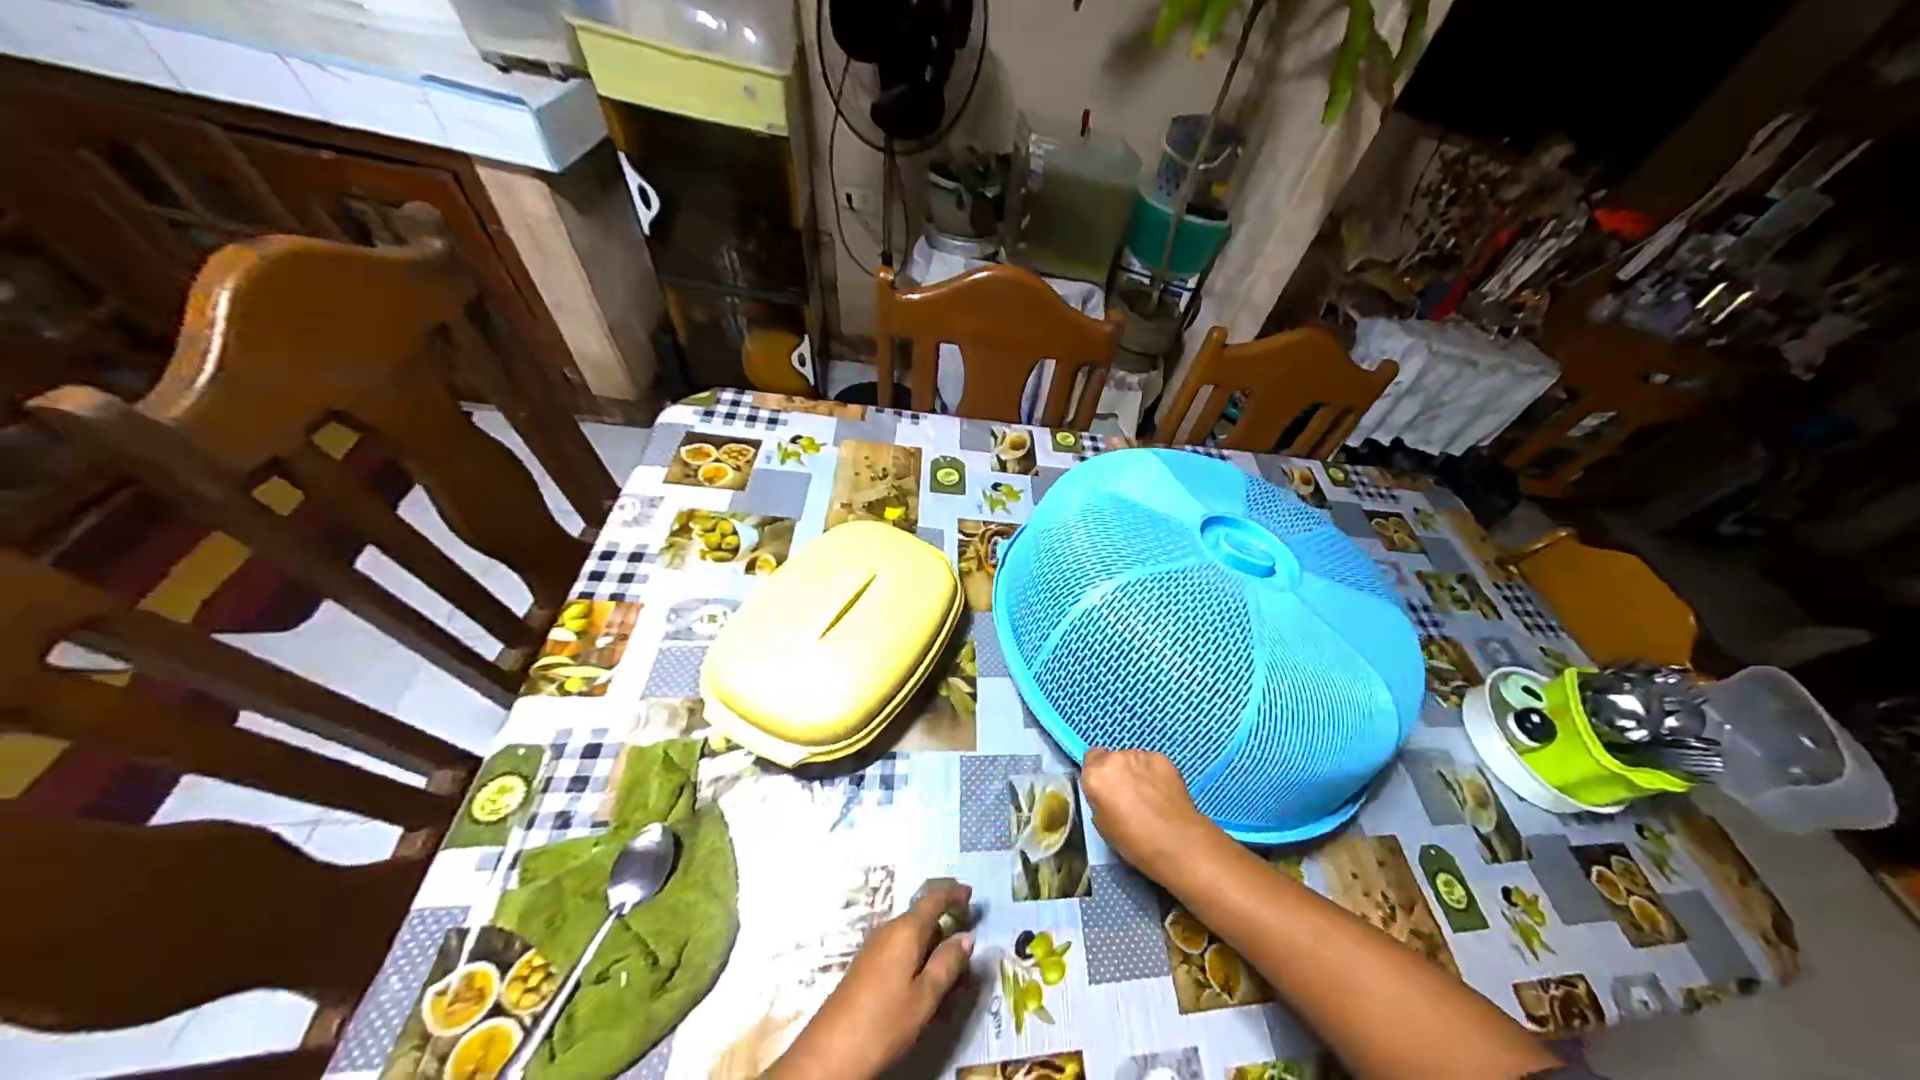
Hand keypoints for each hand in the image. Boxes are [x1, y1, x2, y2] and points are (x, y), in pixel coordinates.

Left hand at [770, 879, 974, 1079]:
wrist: (830, 1053)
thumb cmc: (884, 1022)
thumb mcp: (925, 997)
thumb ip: (947, 964)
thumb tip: (966, 936)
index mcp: (905, 930)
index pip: (932, 898)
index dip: (953, 893)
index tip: (971, 894)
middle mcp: (889, 930)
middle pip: (921, 913)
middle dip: (945, 918)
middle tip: (967, 933)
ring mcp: (875, 947)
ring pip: (911, 932)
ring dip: (932, 938)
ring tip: (951, 960)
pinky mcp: (867, 965)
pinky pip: (900, 946)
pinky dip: (918, 951)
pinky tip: (925, 975)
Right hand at [1080, 748, 1222, 881]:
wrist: (1176, 842)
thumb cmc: (1133, 840)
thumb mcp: (1101, 823)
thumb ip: (1099, 798)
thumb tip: (1107, 793)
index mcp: (1095, 775)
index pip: (1090, 758)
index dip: (1098, 773)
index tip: (1106, 787)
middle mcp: (1115, 758)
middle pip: (1112, 758)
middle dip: (1118, 772)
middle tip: (1128, 794)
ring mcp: (1140, 755)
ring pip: (1133, 759)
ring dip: (1136, 772)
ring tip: (1149, 795)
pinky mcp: (1162, 758)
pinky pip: (1152, 762)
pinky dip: (1154, 774)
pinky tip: (1162, 793)